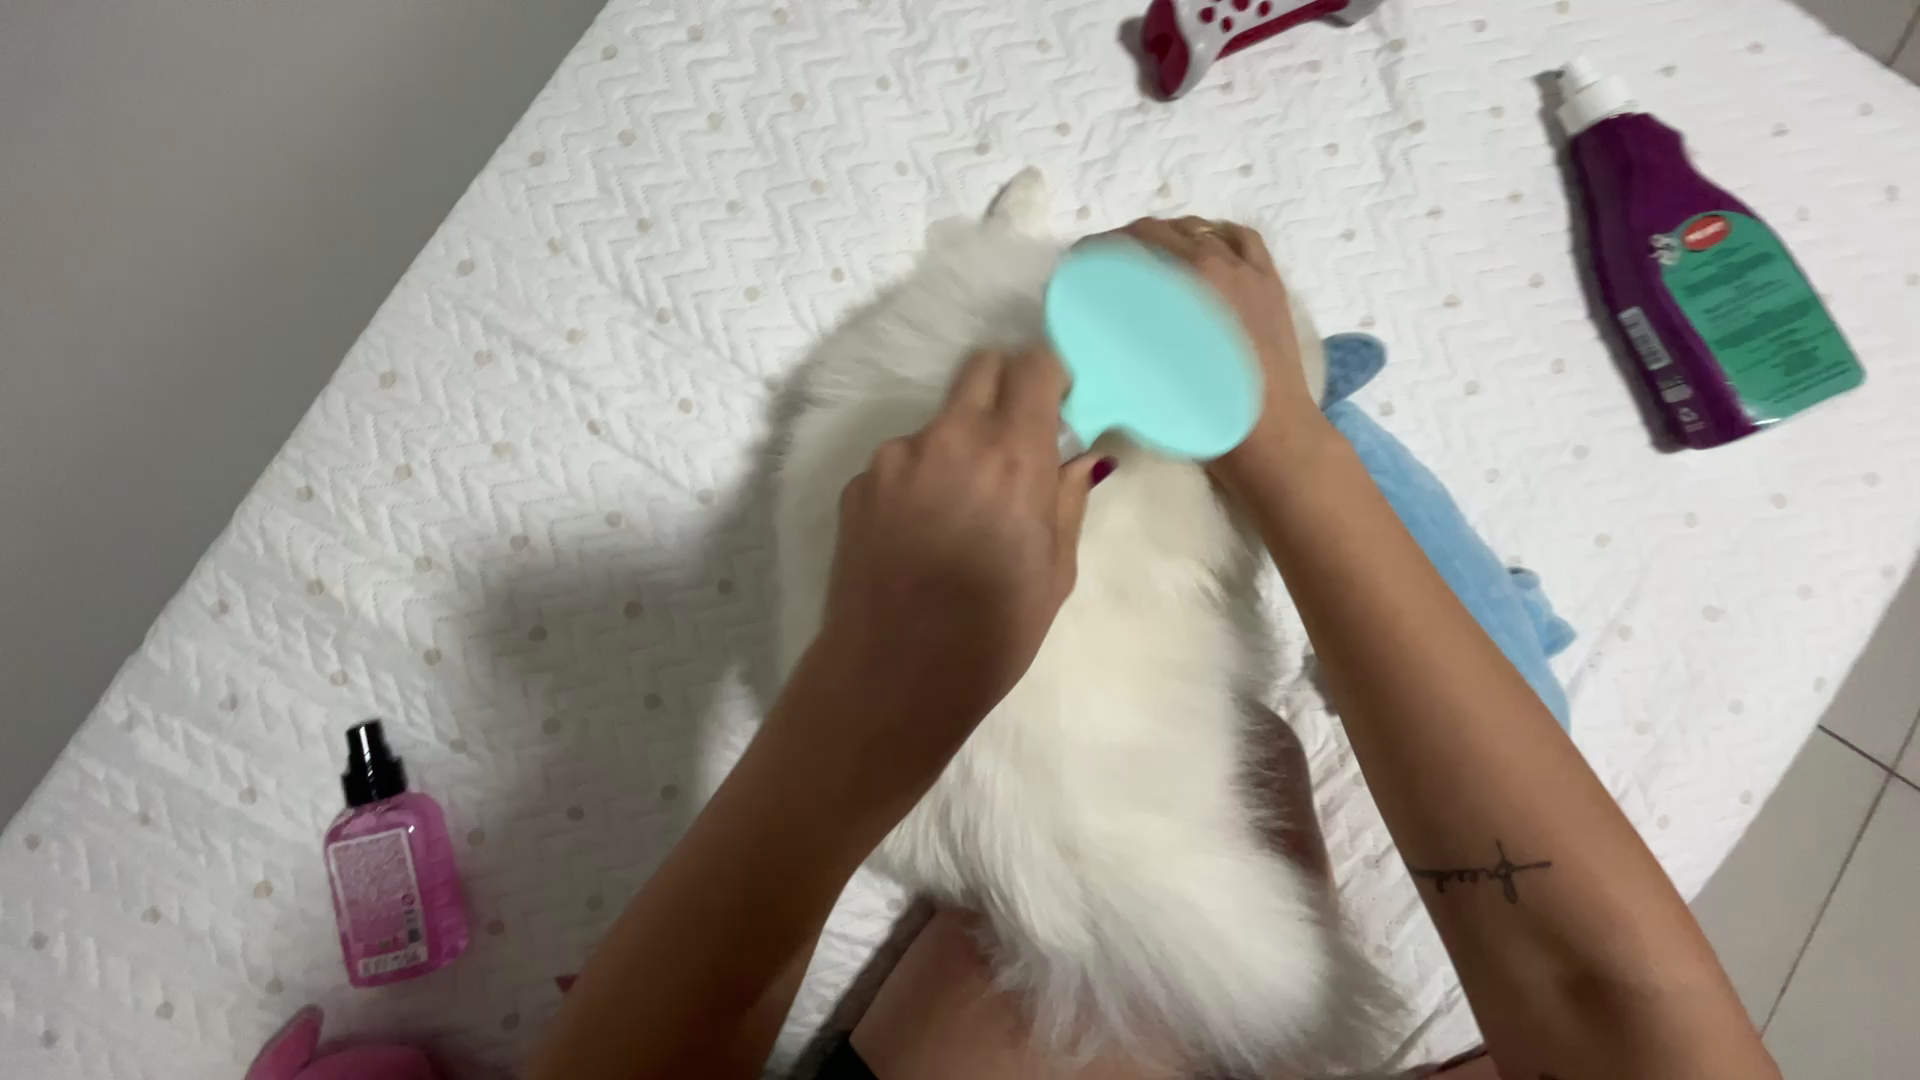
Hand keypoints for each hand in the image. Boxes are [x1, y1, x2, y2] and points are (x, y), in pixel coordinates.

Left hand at [779, 347, 1108, 787]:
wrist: (892, 675)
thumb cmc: (992, 632)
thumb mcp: (1054, 572)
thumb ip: (1067, 500)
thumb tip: (1081, 458)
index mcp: (1012, 454)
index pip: (1033, 365)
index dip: (1049, 374)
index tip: (1056, 402)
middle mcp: (949, 438)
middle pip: (979, 368)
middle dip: (1003, 386)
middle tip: (1013, 438)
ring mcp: (894, 458)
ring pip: (936, 424)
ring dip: (955, 446)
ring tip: (957, 513)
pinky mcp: (857, 485)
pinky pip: (899, 463)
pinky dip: (917, 481)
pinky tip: (917, 535)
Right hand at [1093, 217, 1333, 490]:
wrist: (1268, 435)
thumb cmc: (1203, 417)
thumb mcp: (1148, 381)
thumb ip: (1123, 345)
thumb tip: (1097, 336)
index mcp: (1183, 283)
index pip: (1131, 243)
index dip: (1100, 248)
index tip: (1080, 261)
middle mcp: (1215, 264)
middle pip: (1163, 232)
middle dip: (1130, 240)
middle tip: (1109, 263)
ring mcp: (1247, 271)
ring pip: (1202, 229)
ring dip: (1171, 235)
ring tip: (1154, 255)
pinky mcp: (1270, 284)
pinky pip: (1242, 239)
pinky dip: (1219, 233)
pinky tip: (1208, 248)